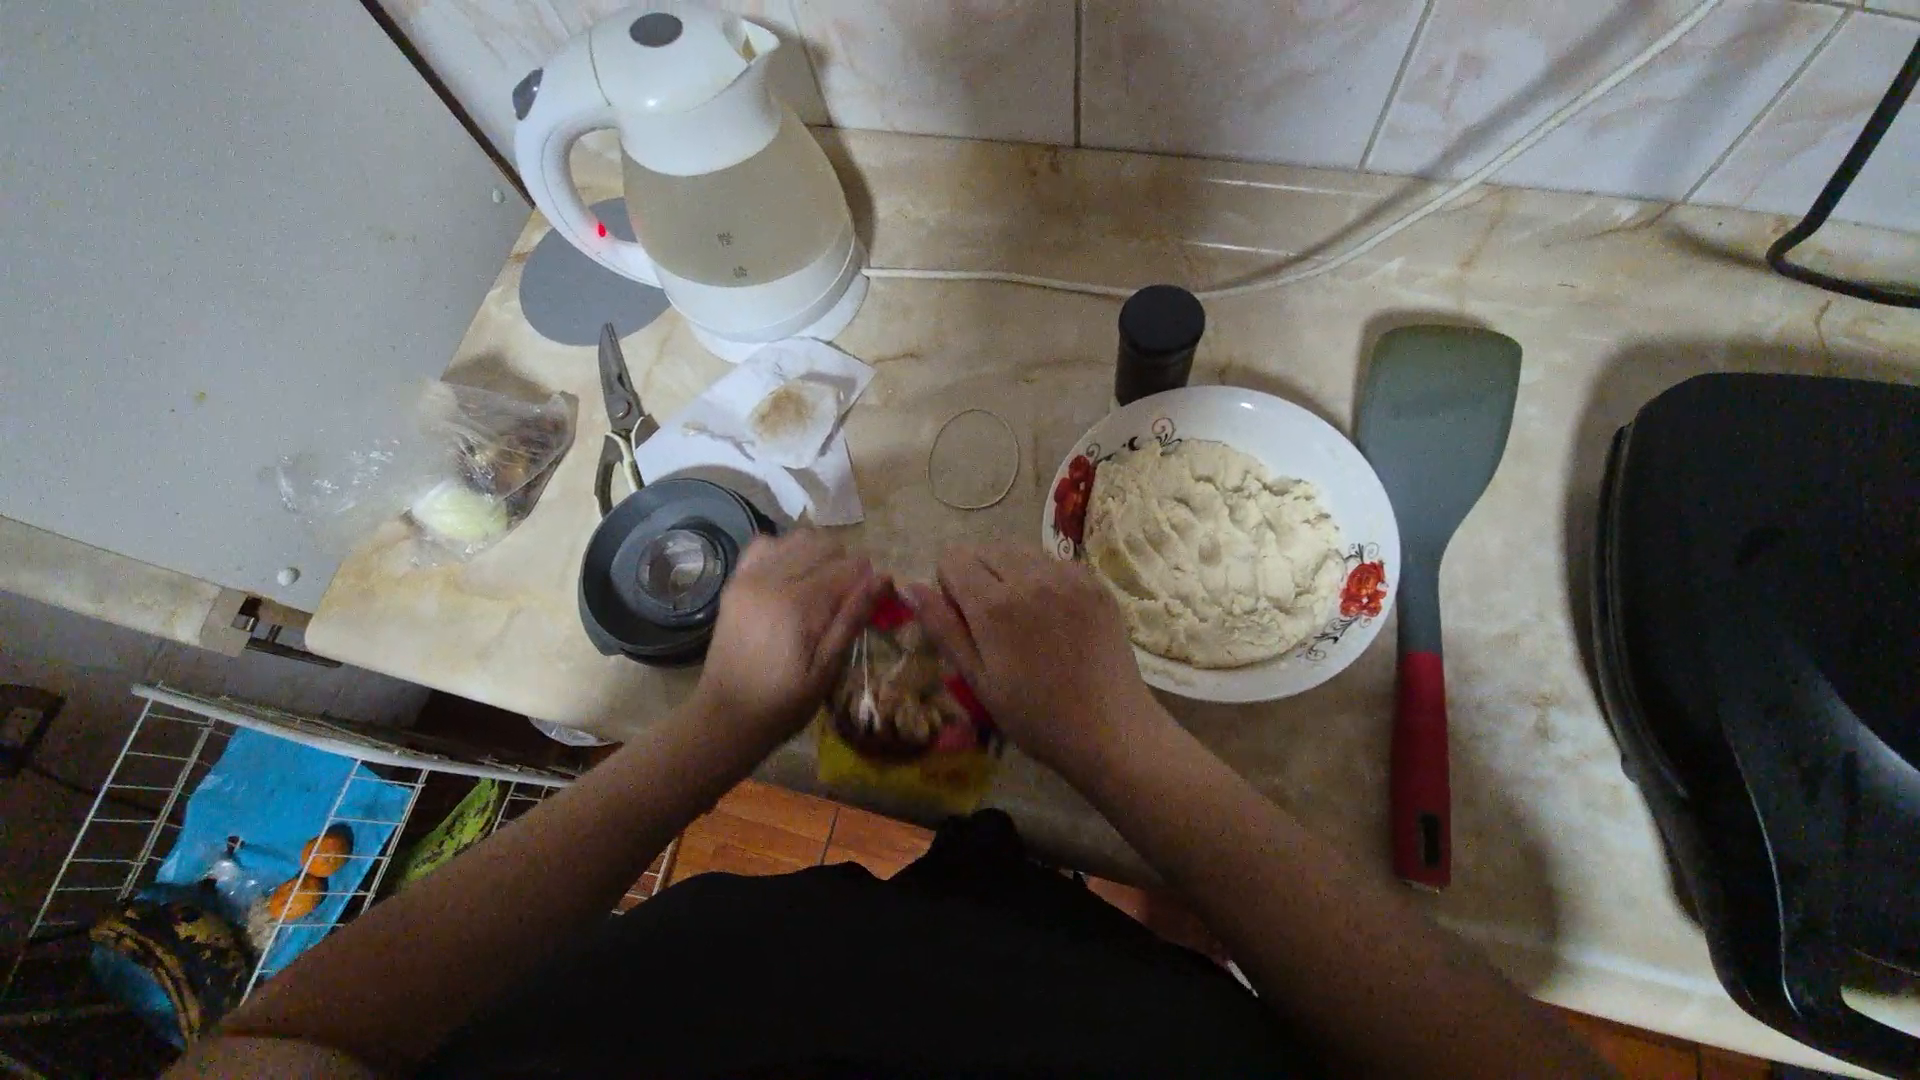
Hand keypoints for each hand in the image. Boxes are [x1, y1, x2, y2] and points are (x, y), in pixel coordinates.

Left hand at [692, 531, 886, 746]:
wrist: (727, 716)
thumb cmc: (784, 701)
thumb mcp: (827, 668)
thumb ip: (853, 618)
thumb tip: (885, 578)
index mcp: (798, 604)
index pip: (851, 566)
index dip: (869, 582)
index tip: (871, 605)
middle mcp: (772, 578)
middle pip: (827, 545)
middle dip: (846, 566)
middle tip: (846, 600)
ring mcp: (749, 576)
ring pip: (799, 538)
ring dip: (818, 555)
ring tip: (821, 587)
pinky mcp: (736, 580)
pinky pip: (766, 544)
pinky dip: (786, 552)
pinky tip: (792, 578)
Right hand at [903, 544, 1162, 774]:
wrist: (1112, 731)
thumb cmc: (1036, 717)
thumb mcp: (978, 680)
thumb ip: (943, 628)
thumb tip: (909, 586)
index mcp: (994, 605)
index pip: (953, 558)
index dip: (948, 585)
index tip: (962, 618)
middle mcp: (1031, 578)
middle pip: (985, 548)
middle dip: (977, 573)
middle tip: (991, 620)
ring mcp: (1069, 577)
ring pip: (1021, 550)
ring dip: (1010, 571)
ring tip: (1023, 616)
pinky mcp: (1095, 583)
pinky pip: (1056, 562)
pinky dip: (1044, 577)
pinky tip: (1054, 616)